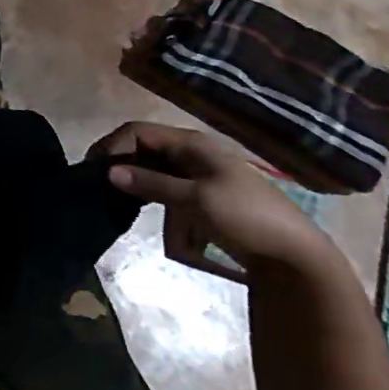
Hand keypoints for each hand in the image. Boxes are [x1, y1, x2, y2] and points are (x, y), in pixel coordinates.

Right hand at [92, 122, 336, 281]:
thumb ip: (151, 184)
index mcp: (192, 145)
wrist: (296, 257)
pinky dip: (181, 234)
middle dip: (133, 182)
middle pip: (147, 160)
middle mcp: (193, 158)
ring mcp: (201, 184)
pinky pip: (179, 215)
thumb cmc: (246, 217)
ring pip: (162, 192)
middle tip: (106, 199)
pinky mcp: (207, 210)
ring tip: (179, 240)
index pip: (139, 132)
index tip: (92, 170)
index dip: (114, 146)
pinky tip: (196, 250)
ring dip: (166, 217)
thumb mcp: (195, 200)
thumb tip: (109, 171)